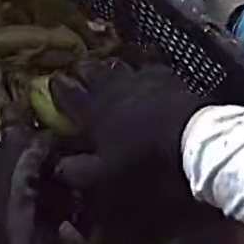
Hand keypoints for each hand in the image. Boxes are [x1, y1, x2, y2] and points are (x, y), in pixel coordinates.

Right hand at [50, 60, 205, 213]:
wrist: (192, 139)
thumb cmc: (143, 162)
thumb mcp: (104, 177)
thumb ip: (77, 170)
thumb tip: (58, 165)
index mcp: (94, 109)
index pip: (69, 94)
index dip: (58, 88)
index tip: (51, 81)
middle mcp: (116, 87)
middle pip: (94, 73)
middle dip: (83, 70)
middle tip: (77, 68)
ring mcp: (144, 79)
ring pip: (121, 66)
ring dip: (111, 67)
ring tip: (107, 68)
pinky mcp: (170, 78)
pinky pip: (150, 67)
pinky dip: (143, 68)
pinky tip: (145, 70)